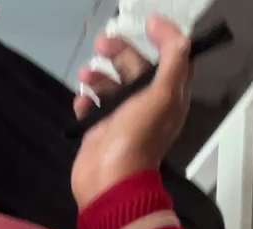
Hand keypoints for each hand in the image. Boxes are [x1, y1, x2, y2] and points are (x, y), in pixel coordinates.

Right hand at [70, 15, 192, 208]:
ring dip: (98, 77)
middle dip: (120, 53)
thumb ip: (172, 58)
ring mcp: (120, 118)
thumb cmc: (138, 137)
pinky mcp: (97, 131)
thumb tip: (165, 28)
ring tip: (85, 73)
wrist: (108, 180)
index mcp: (168, 94)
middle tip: (101, 42)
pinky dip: (85, 101)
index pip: (171, 57)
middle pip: (135, 69)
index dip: (163, 38)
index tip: (146, 23)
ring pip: (111, 87)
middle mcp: (145, 104)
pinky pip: (92, 109)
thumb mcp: (163, 94)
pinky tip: (80, 100)